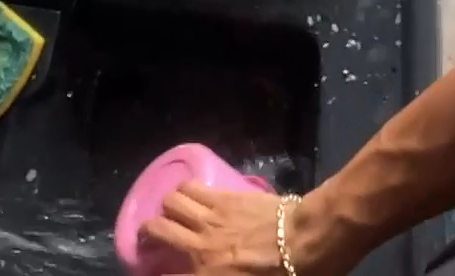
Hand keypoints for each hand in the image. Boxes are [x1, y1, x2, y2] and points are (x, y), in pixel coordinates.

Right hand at [143, 184, 354, 275]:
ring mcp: (211, 216)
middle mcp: (200, 244)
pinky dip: (186, 191)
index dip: (156, 272)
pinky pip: (194, 187)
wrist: (306, 243)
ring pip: (173, 200)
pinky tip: (192, 197)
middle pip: (159, 229)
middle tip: (151, 236)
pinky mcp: (225, 196)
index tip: (155, 270)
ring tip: (174, 212)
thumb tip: (205, 268)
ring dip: (169, 206)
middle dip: (148, 232)